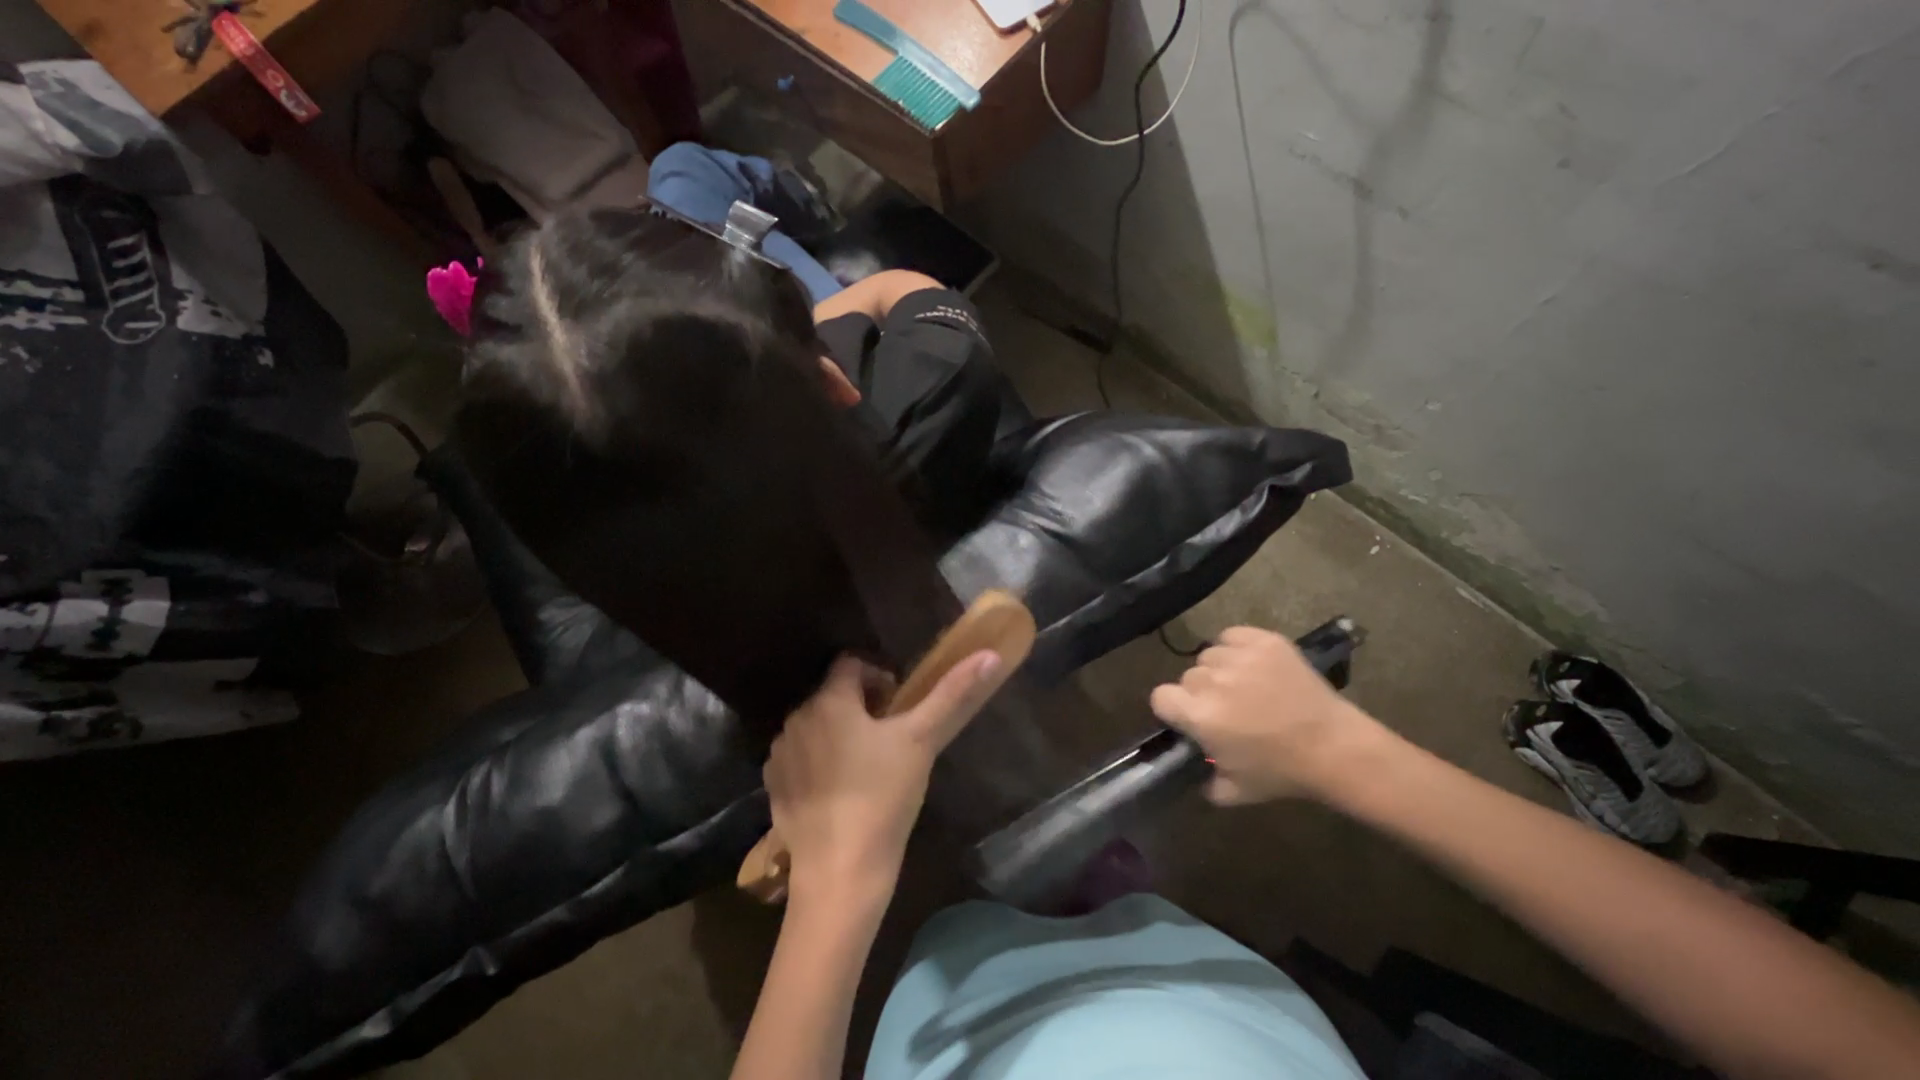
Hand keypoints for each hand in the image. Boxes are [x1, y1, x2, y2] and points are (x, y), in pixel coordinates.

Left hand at [766, 650, 1007, 899]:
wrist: (840, 869)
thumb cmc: (884, 796)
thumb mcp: (922, 740)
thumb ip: (952, 693)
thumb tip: (989, 654)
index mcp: (829, 700)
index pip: (851, 663)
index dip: (879, 676)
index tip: (900, 707)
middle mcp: (797, 718)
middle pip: (832, 695)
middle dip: (861, 708)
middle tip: (890, 740)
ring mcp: (780, 754)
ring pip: (815, 727)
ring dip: (838, 735)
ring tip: (866, 768)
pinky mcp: (774, 786)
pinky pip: (799, 759)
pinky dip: (818, 764)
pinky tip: (841, 793)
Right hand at [1149, 626, 1385, 803]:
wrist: (1334, 747)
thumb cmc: (1282, 772)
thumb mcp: (1235, 791)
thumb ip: (1205, 782)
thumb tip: (1197, 773)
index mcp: (1200, 716)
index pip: (1161, 696)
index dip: (1173, 708)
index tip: (1189, 718)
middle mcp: (1214, 681)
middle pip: (1188, 676)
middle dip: (1200, 692)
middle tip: (1225, 709)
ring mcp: (1241, 657)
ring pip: (1210, 655)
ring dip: (1220, 670)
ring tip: (1243, 686)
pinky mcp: (1265, 641)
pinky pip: (1233, 635)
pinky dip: (1237, 647)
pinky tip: (1252, 666)